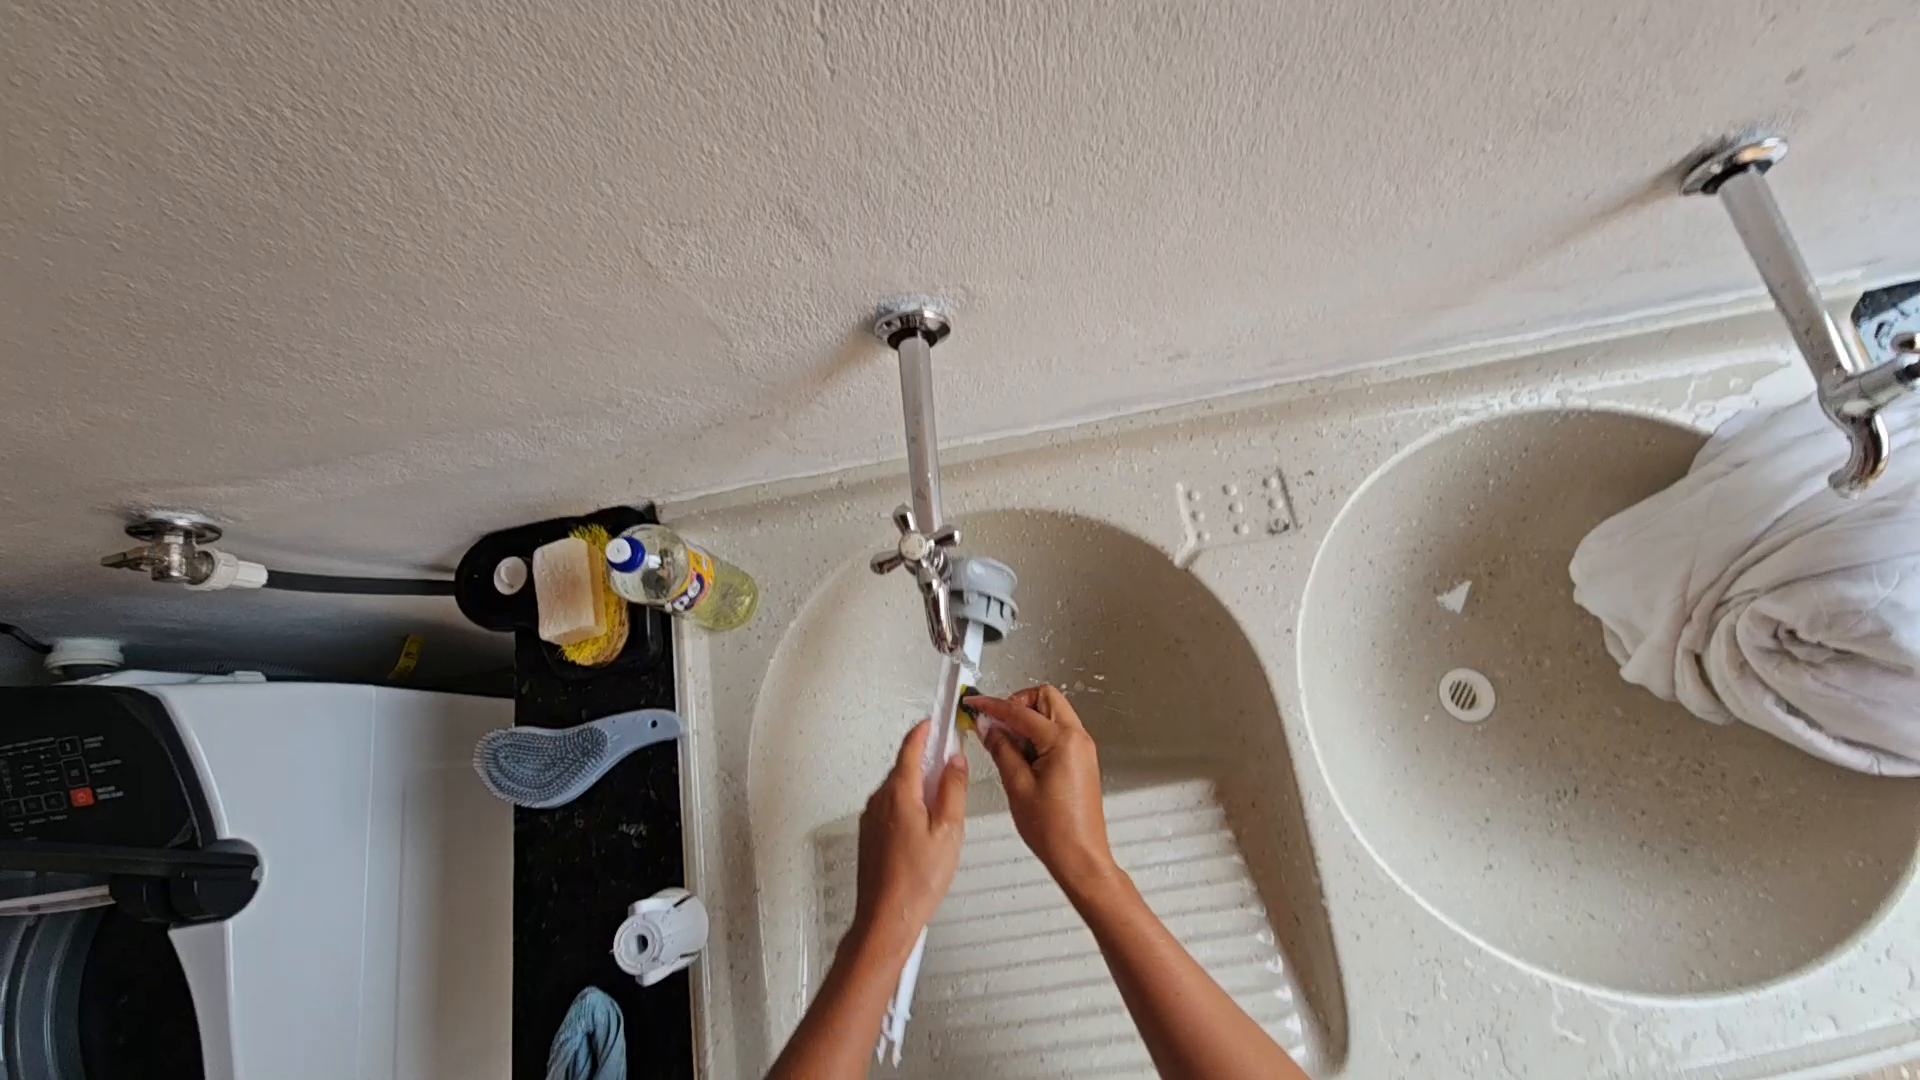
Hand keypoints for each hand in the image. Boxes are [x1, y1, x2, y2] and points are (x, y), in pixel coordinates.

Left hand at [851, 719, 968, 957]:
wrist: (886, 919)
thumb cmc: (916, 882)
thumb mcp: (949, 830)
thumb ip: (953, 790)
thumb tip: (955, 762)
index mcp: (899, 793)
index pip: (911, 747)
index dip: (926, 730)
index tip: (938, 719)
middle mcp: (880, 801)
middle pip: (906, 767)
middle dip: (929, 762)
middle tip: (952, 766)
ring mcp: (872, 818)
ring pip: (900, 789)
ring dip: (921, 787)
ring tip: (945, 810)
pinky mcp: (871, 835)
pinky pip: (893, 807)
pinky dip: (911, 806)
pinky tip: (928, 829)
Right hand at [965, 685, 1118, 895]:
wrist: (1080, 858)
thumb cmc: (1055, 830)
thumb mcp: (1017, 785)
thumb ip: (1001, 749)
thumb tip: (989, 728)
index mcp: (1063, 741)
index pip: (1021, 710)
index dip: (993, 705)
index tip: (976, 703)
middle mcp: (1078, 738)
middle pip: (1045, 698)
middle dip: (1017, 703)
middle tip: (995, 722)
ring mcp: (1082, 748)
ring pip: (1052, 713)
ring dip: (1027, 719)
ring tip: (1005, 743)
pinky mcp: (1081, 760)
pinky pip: (1058, 732)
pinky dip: (1037, 734)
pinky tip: (1020, 754)